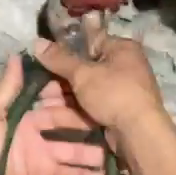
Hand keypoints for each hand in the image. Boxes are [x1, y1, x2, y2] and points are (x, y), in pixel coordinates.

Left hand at [0, 54, 111, 174]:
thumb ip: (7, 88)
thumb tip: (18, 53)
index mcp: (28, 124)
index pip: (59, 114)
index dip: (78, 112)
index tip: (100, 108)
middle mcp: (40, 147)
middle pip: (74, 144)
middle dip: (94, 145)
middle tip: (116, 147)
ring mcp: (43, 173)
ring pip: (75, 170)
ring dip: (93, 172)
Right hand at [30, 35, 169, 149]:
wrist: (138, 133)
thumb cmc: (113, 93)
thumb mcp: (82, 73)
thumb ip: (59, 59)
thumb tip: (37, 41)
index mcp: (122, 49)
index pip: (89, 43)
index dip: (65, 52)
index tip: (44, 61)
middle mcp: (124, 67)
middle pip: (85, 70)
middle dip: (59, 81)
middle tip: (38, 89)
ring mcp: (121, 92)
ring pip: (85, 91)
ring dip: (62, 98)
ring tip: (39, 105)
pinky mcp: (117, 113)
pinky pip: (91, 107)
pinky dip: (73, 111)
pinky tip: (51, 117)